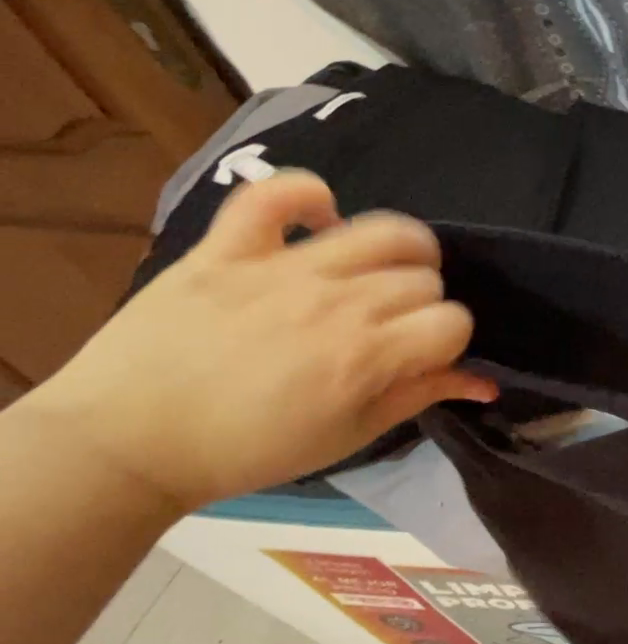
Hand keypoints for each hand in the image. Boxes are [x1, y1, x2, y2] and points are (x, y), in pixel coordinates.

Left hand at [15, 171, 495, 512]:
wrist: (126, 443)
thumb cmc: (250, 449)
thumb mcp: (351, 434)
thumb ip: (421, 395)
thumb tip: (485, 380)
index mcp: (367, 355)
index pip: (454, 321)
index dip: (450, 340)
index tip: (423, 357)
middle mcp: (336, 303)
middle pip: (424, 279)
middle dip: (422, 305)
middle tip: (390, 330)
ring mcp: (280, 270)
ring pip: (383, 231)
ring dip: (400, 251)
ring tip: (379, 272)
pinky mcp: (226, 249)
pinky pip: (276, 194)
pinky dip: (309, 195)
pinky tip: (321, 220)